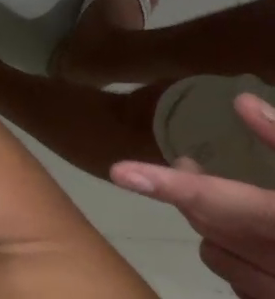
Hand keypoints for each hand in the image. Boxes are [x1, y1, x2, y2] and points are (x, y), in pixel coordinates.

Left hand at [111, 93, 274, 298]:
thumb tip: (243, 103)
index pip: (218, 202)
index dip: (166, 185)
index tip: (122, 172)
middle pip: (208, 225)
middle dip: (191, 195)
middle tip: (191, 168)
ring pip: (217, 257)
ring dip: (217, 233)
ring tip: (234, 212)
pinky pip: (243, 287)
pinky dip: (245, 267)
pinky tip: (263, 252)